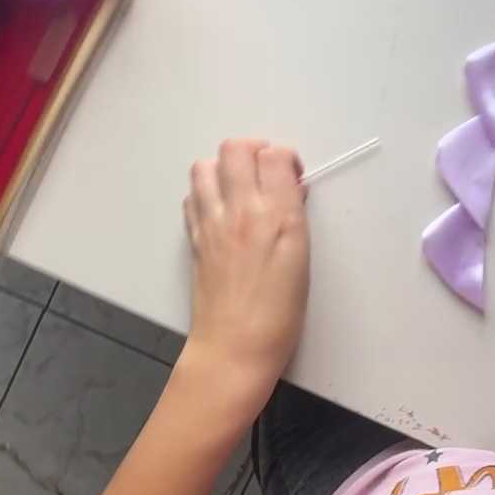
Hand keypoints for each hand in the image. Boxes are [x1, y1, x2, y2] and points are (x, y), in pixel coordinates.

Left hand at [183, 139, 309, 387]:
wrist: (235, 346)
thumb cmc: (280, 311)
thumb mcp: (302, 258)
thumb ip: (294, 215)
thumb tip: (291, 189)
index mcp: (276, 216)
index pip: (274, 155)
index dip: (285, 158)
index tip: (293, 176)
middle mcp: (240, 211)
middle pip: (235, 148)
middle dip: (254, 151)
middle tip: (266, 173)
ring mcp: (211, 222)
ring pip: (206, 165)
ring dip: (225, 168)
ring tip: (241, 188)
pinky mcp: (193, 238)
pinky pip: (192, 196)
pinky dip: (206, 192)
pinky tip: (222, 211)